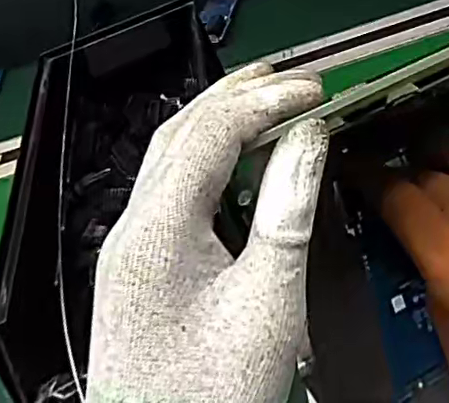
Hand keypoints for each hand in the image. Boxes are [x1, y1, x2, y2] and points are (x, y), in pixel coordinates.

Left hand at [87, 64, 327, 402]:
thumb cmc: (210, 394)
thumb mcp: (267, 300)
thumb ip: (288, 208)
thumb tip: (308, 135)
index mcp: (158, 228)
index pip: (216, 130)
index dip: (269, 100)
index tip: (315, 91)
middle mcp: (135, 225)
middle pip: (186, 127)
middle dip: (241, 92)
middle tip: (293, 78)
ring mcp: (133, 242)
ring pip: (174, 148)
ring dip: (222, 111)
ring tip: (265, 92)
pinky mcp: (141, 259)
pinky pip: (174, 178)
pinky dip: (211, 146)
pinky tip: (240, 150)